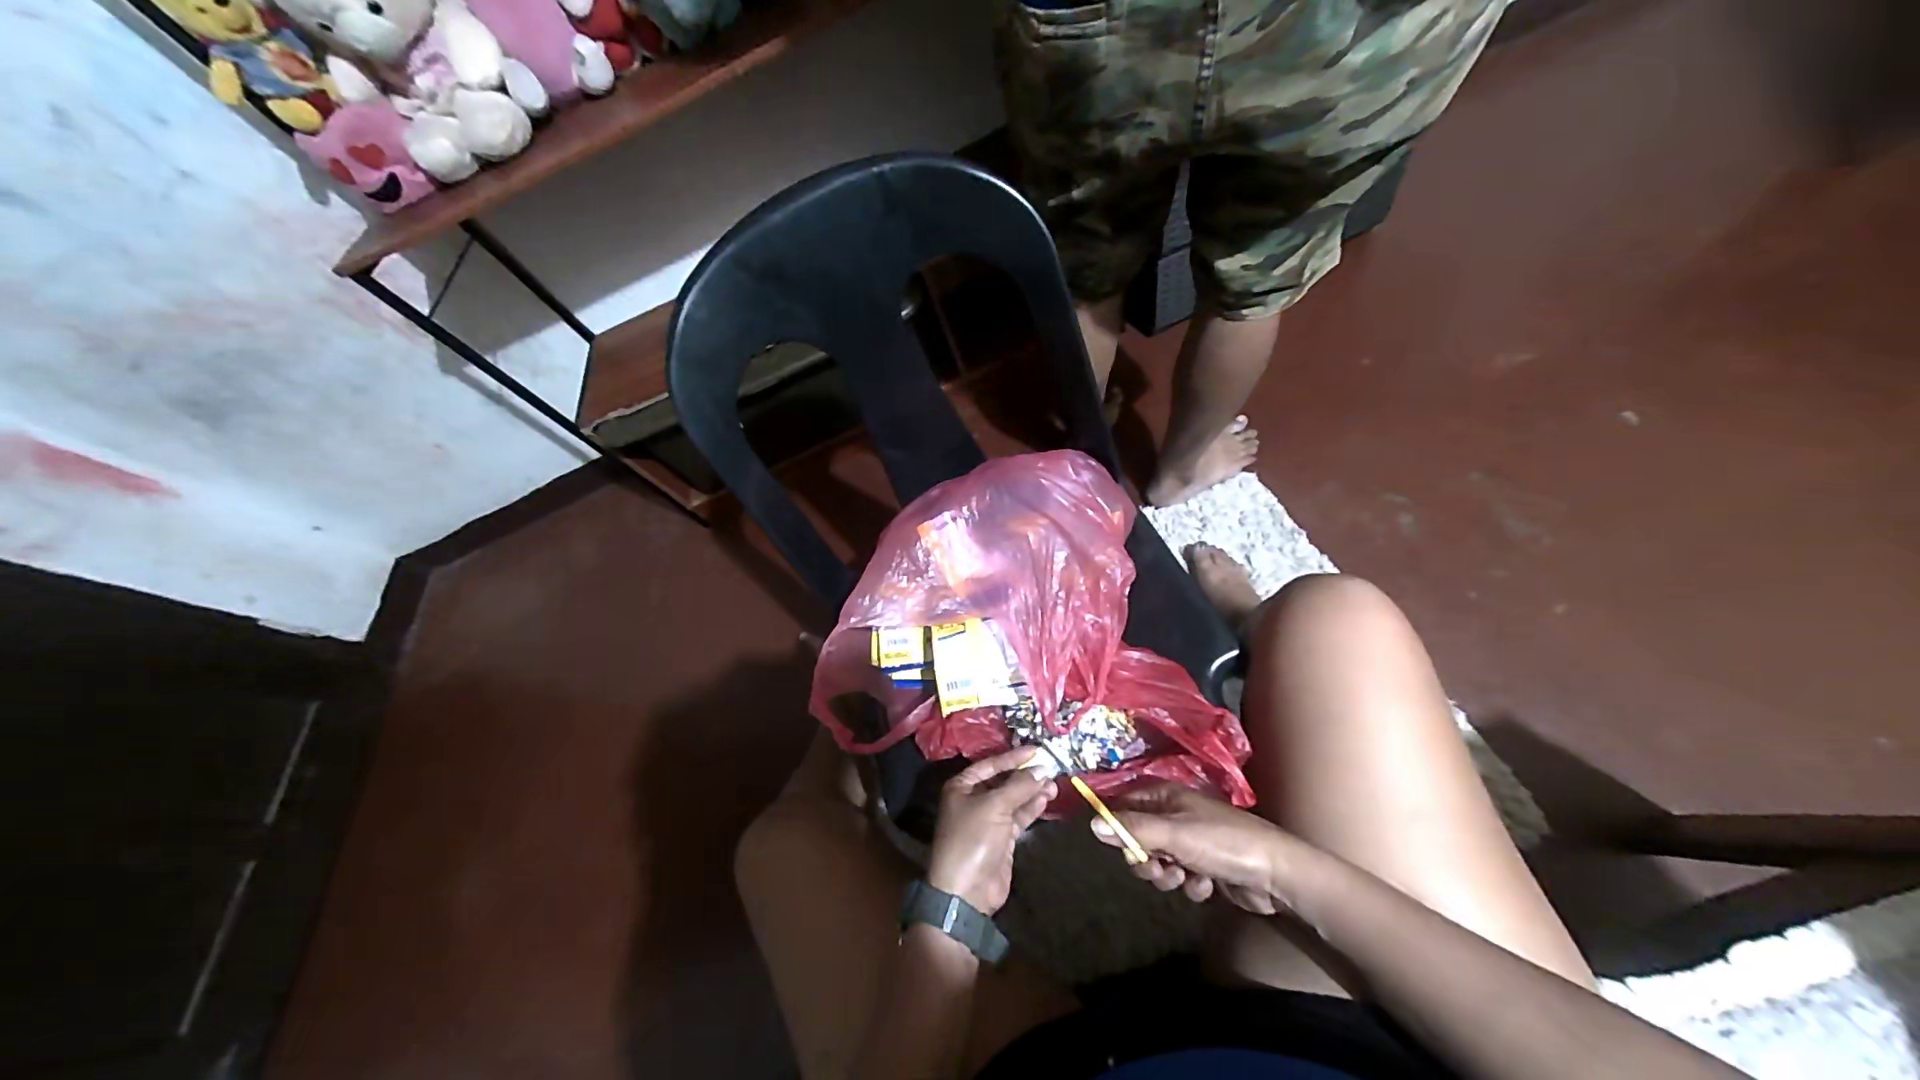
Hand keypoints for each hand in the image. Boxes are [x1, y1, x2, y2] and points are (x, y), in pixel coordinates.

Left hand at [926, 747, 1055, 915]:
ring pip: (1013, 799)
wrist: (966, 891)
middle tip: (1050, 768)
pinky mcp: (1001, 838)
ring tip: (1054, 784)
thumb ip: (1019, 786)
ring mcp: (988, 820)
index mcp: (962, 787)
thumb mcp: (994, 807)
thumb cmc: (972, 839)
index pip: (990, 764)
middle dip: (1025, 776)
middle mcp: (973, 800)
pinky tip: (1045, 799)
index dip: (1012, 757)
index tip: (1036, 750)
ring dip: (1032, 792)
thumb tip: (1042, 768)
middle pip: (1003, 781)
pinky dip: (1031, 808)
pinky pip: (1018, 817)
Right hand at [1091, 783, 1293, 913]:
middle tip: (1154, 866)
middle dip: (1144, 857)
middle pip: (1137, 837)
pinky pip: (1180, 876)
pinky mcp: (1204, 865)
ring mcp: (1190, 840)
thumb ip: (1132, 829)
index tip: (1116, 846)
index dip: (1116, 825)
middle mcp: (1174, 814)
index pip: (1124, 804)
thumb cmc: (1222, 843)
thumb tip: (1091, 825)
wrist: (1276, 873)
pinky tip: (1206, 886)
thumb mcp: (1173, 835)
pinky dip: (1189, 884)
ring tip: (1184, 878)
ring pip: (1157, 861)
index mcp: (1165, 796)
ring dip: (1166, 875)